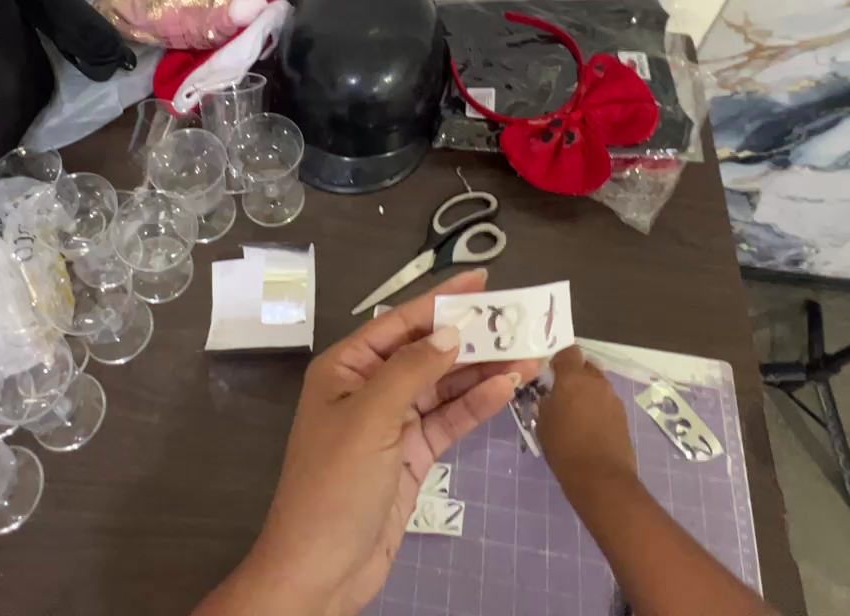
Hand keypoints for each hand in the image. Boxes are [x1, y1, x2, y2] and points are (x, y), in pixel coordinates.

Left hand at [197, 268, 539, 615]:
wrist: (322, 569)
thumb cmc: (335, 483)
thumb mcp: (370, 418)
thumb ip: (412, 370)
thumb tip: (450, 331)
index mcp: (347, 367)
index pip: (400, 321)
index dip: (441, 299)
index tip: (481, 280)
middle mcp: (370, 386)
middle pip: (427, 351)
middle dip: (470, 336)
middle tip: (518, 320)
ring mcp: (393, 421)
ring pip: (444, 385)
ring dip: (482, 370)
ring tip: (528, 353)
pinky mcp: (412, 453)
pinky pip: (449, 419)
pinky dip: (476, 404)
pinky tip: (507, 387)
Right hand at [540, 345, 637, 490]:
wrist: (601, 478)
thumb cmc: (564, 447)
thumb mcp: (543, 423)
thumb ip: (546, 403)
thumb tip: (550, 397)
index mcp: (573, 378)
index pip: (568, 352)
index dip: (559, 358)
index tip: (551, 370)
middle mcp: (596, 382)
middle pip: (586, 365)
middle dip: (575, 374)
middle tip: (563, 391)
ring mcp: (613, 398)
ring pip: (598, 384)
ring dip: (587, 391)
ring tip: (577, 410)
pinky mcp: (623, 415)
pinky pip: (606, 401)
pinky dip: (598, 406)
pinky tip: (590, 424)